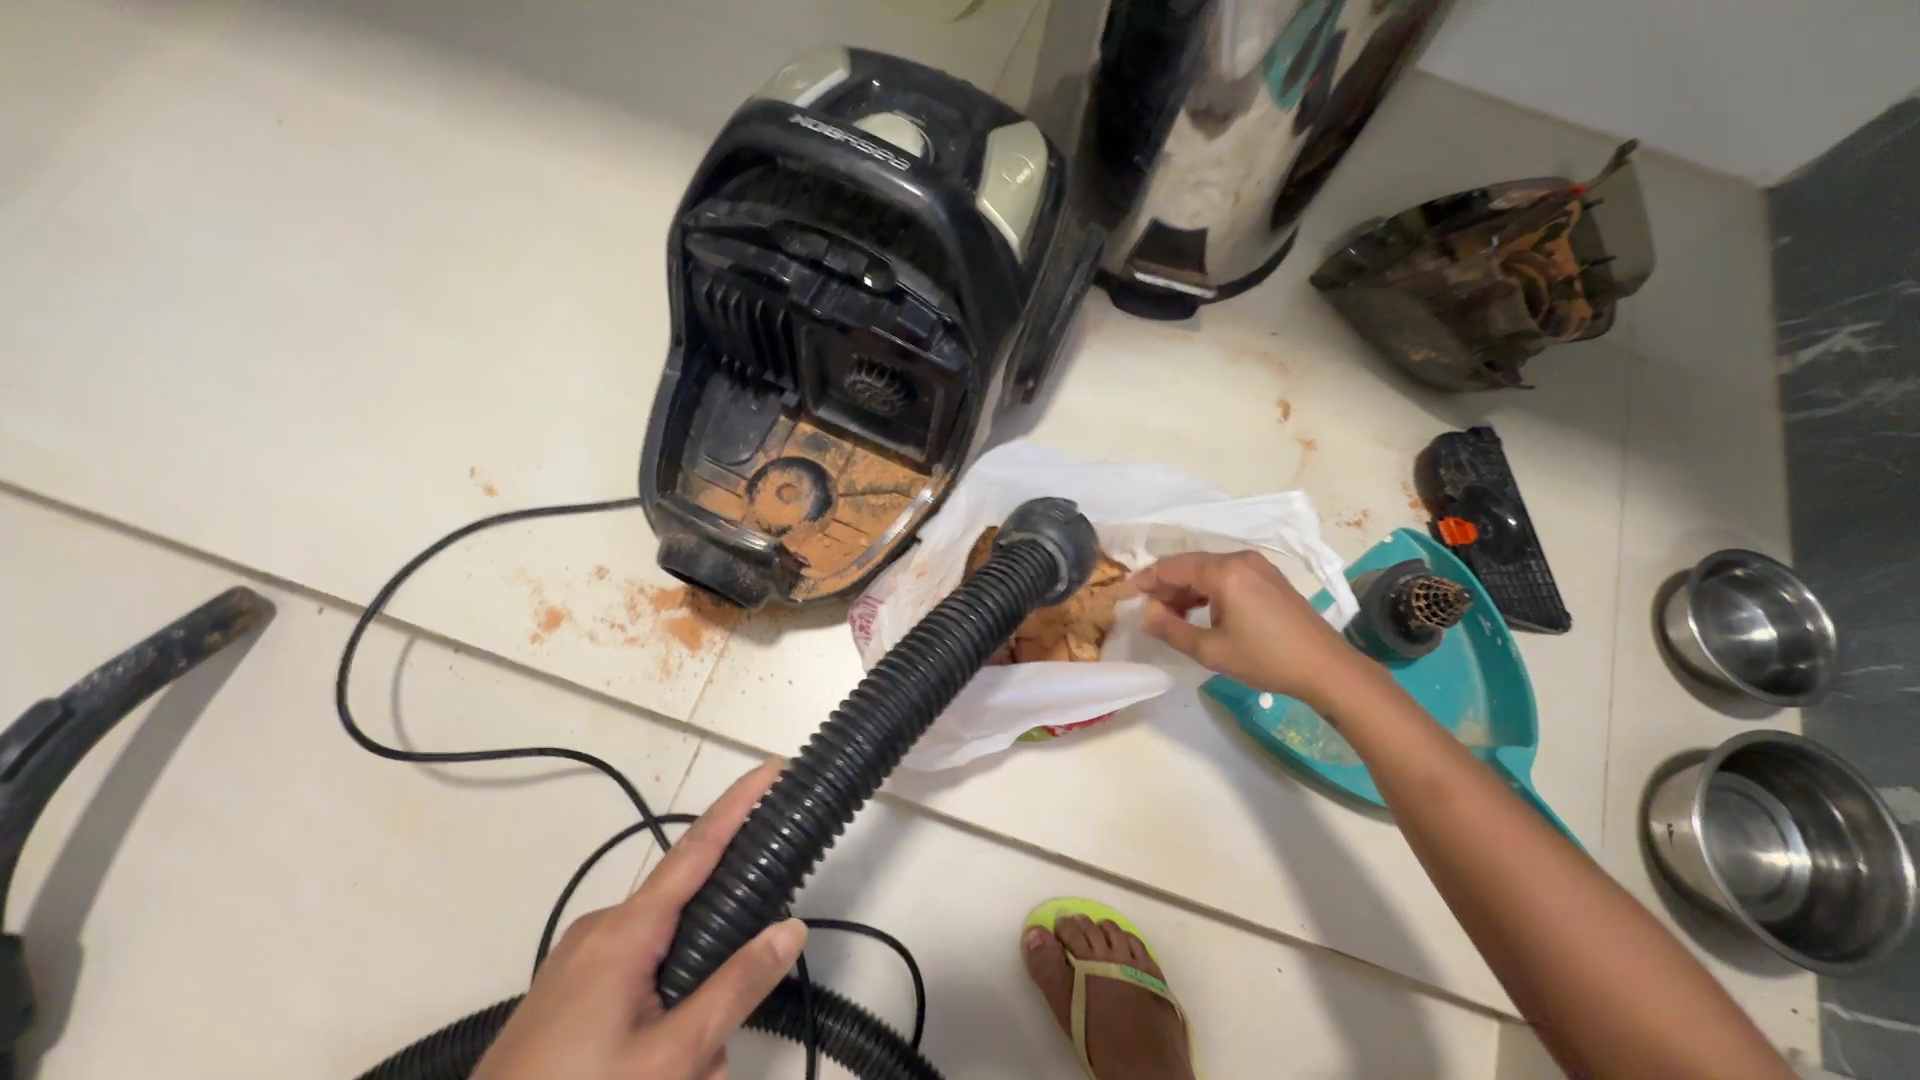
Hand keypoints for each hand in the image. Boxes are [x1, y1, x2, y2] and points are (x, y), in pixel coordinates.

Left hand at [473, 762, 805, 1079]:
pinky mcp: (568, 994)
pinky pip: (636, 988)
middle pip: (689, 925)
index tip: (772, 767)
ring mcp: (580, 963)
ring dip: (690, 1017)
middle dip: (719, 977)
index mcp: (624, 931)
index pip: (697, 848)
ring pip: (666, 967)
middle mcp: (601, 931)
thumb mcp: (672, 1054)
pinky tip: (663, 1073)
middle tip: (715, 1051)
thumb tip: (791, 928)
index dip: (738, 805)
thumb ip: (735, 987)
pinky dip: (662, 1023)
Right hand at [1133, 551, 1369, 711]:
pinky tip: (1199, 614)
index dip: (1144, 581)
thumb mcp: (1210, 650)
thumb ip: (1171, 629)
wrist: (1326, 668)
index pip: (1171, 567)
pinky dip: (1207, 591)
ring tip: (1169, 618)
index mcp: (1224, 571)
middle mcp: (1240, 559)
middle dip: (1164, 587)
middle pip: (1189, 565)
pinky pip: (1226, 576)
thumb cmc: (1266, 659)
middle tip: (1145, 613)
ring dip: (1185, 591)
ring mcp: (1258, 567)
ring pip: (1207, 571)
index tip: (1123, 597)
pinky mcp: (1269, 579)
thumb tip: (1144, 615)